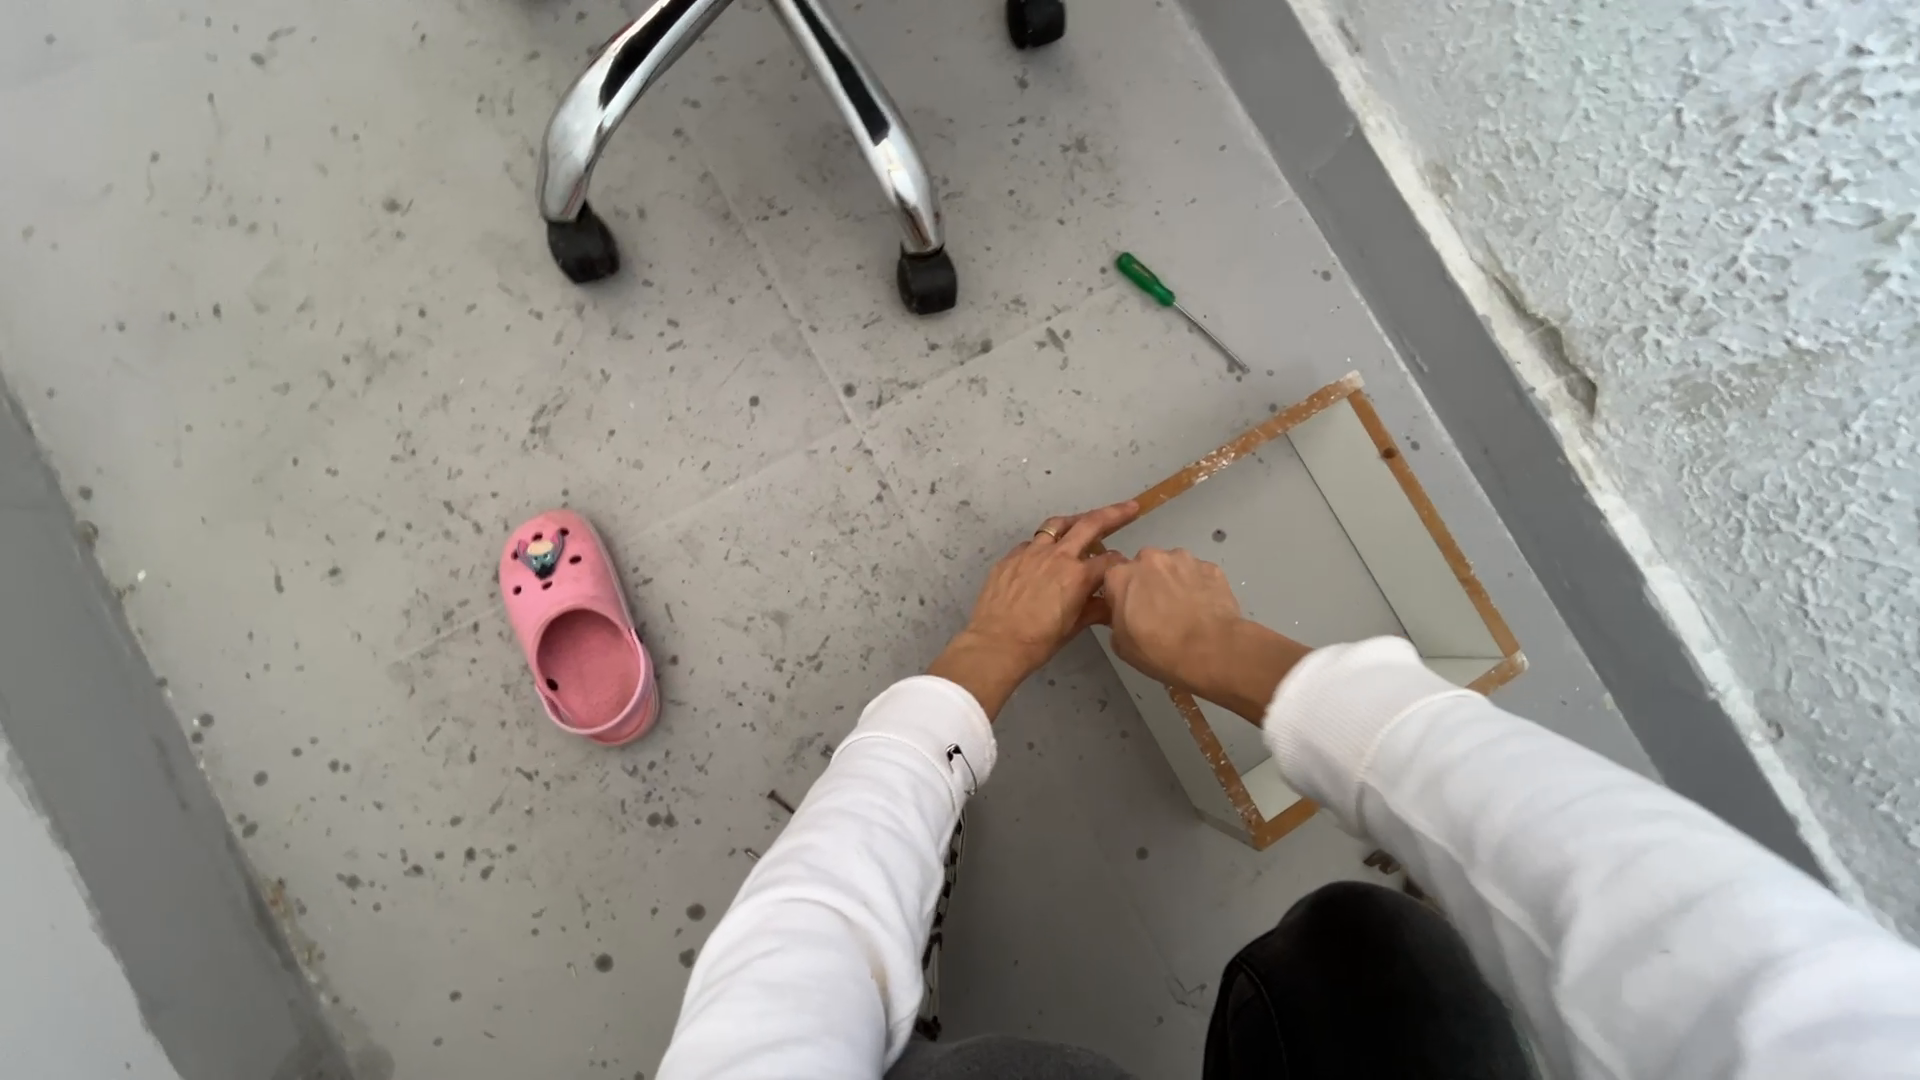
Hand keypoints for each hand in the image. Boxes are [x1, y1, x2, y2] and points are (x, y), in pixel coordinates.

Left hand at [929, 501, 1139, 718]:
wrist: (996, 643)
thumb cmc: (1038, 642)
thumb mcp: (1074, 627)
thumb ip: (1094, 608)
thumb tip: (1109, 603)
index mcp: (1078, 575)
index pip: (1110, 560)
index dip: (1120, 563)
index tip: (1123, 568)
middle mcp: (1057, 556)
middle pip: (1090, 524)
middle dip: (1114, 513)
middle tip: (1130, 507)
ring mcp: (1031, 553)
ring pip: (1057, 525)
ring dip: (1074, 522)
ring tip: (1082, 523)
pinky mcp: (1011, 557)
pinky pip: (1032, 542)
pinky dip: (1044, 544)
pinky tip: (1045, 555)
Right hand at [1103, 548, 1308, 722]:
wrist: (1211, 651)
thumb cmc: (1159, 650)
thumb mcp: (1121, 644)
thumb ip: (1115, 619)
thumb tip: (1123, 614)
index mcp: (1121, 576)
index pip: (1112, 576)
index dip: (1120, 593)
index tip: (1127, 609)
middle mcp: (1149, 558)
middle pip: (1143, 566)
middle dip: (1148, 582)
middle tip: (1157, 609)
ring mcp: (1183, 559)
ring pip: (1172, 566)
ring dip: (1174, 581)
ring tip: (1184, 608)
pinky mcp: (1211, 567)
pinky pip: (1198, 573)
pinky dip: (1198, 585)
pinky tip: (1203, 607)